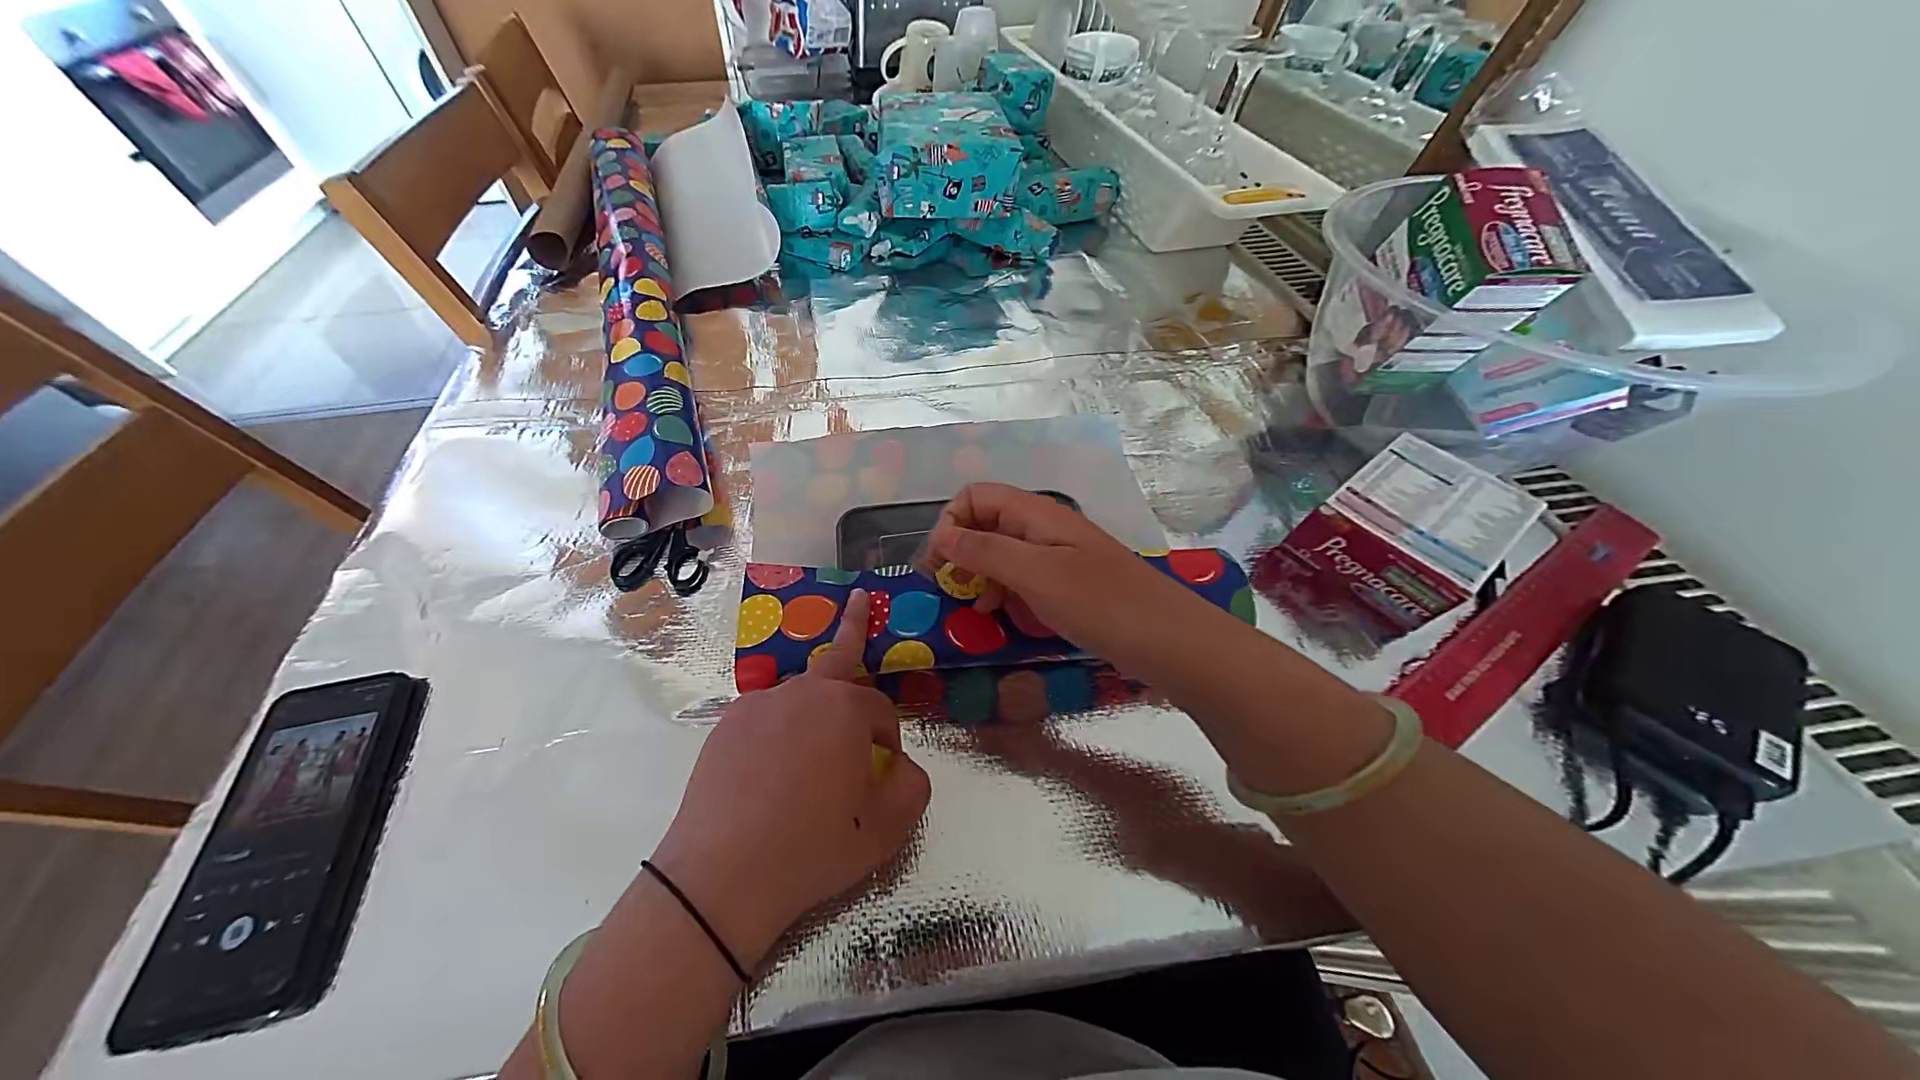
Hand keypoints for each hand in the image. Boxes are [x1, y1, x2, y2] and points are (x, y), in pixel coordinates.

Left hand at [650, 590, 930, 966]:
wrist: (720, 878)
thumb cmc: (812, 849)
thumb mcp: (885, 829)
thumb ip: (912, 787)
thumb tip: (902, 767)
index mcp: (844, 709)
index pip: (882, 710)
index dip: (890, 739)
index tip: (886, 769)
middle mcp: (800, 693)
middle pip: (837, 657)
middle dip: (854, 626)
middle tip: (859, 600)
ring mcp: (756, 706)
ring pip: (799, 696)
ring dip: (815, 707)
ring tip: (812, 745)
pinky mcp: (724, 727)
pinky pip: (765, 718)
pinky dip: (778, 731)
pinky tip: (772, 770)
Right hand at [922, 483, 1222, 673]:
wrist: (1169, 641)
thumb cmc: (1101, 604)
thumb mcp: (1036, 575)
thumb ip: (985, 551)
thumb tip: (940, 535)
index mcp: (1037, 514)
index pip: (976, 496)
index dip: (950, 523)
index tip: (938, 565)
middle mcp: (1046, 528)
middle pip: (987, 524)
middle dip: (962, 553)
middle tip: (950, 592)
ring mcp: (1060, 558)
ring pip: (1004, 555)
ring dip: (982, 578)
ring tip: (976, 611)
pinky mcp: (1069, 586)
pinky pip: (1025, 581)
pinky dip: (1007, 595)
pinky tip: (1006, 619)